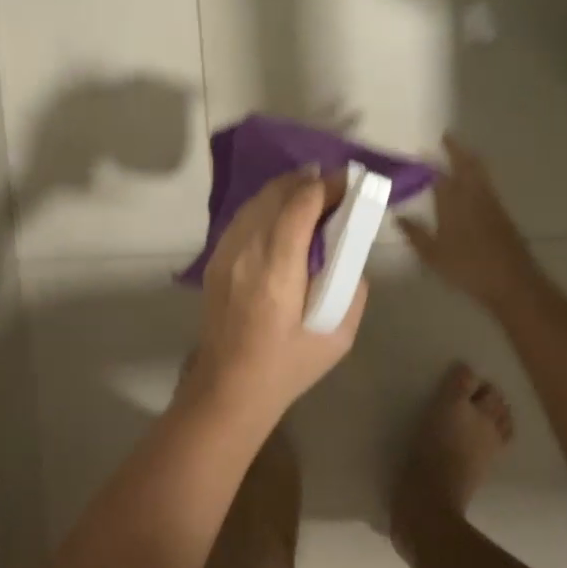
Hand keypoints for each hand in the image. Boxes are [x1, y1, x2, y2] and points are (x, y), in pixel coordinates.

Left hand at [186, 168, 366, 418]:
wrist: (228, 386)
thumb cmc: (287, 365)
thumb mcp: (338, 336)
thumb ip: (351, 289)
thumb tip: (350, 255)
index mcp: (277, 270)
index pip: (299, 206)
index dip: (327, 186)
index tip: (350, 181)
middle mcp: (247, 251)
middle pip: (276, 194)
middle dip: (308, 181)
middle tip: (335, 184)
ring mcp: (225, 252)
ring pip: (256, 200)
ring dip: (286, 189)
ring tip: (313, 192)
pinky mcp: (215, 257)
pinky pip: (244, 216)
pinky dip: (267, 205)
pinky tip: (283, 214)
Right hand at [398, 135, 536, 307]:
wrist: (513, 282)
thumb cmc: (468, 268)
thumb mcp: (433, 255)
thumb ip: (415, 234)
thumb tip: (398, 216)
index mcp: (453, 202)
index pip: (438, 175)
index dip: (428, 163)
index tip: (420, 153)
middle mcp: (473, 195)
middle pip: (466, 164)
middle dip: (456, 149)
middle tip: (446, 138)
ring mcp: (491, 202)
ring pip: (480, 172)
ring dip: (469, 159)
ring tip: (460, 153)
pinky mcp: (503, 213)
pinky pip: (487, 184)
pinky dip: (479, 175)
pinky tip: (474, 182)